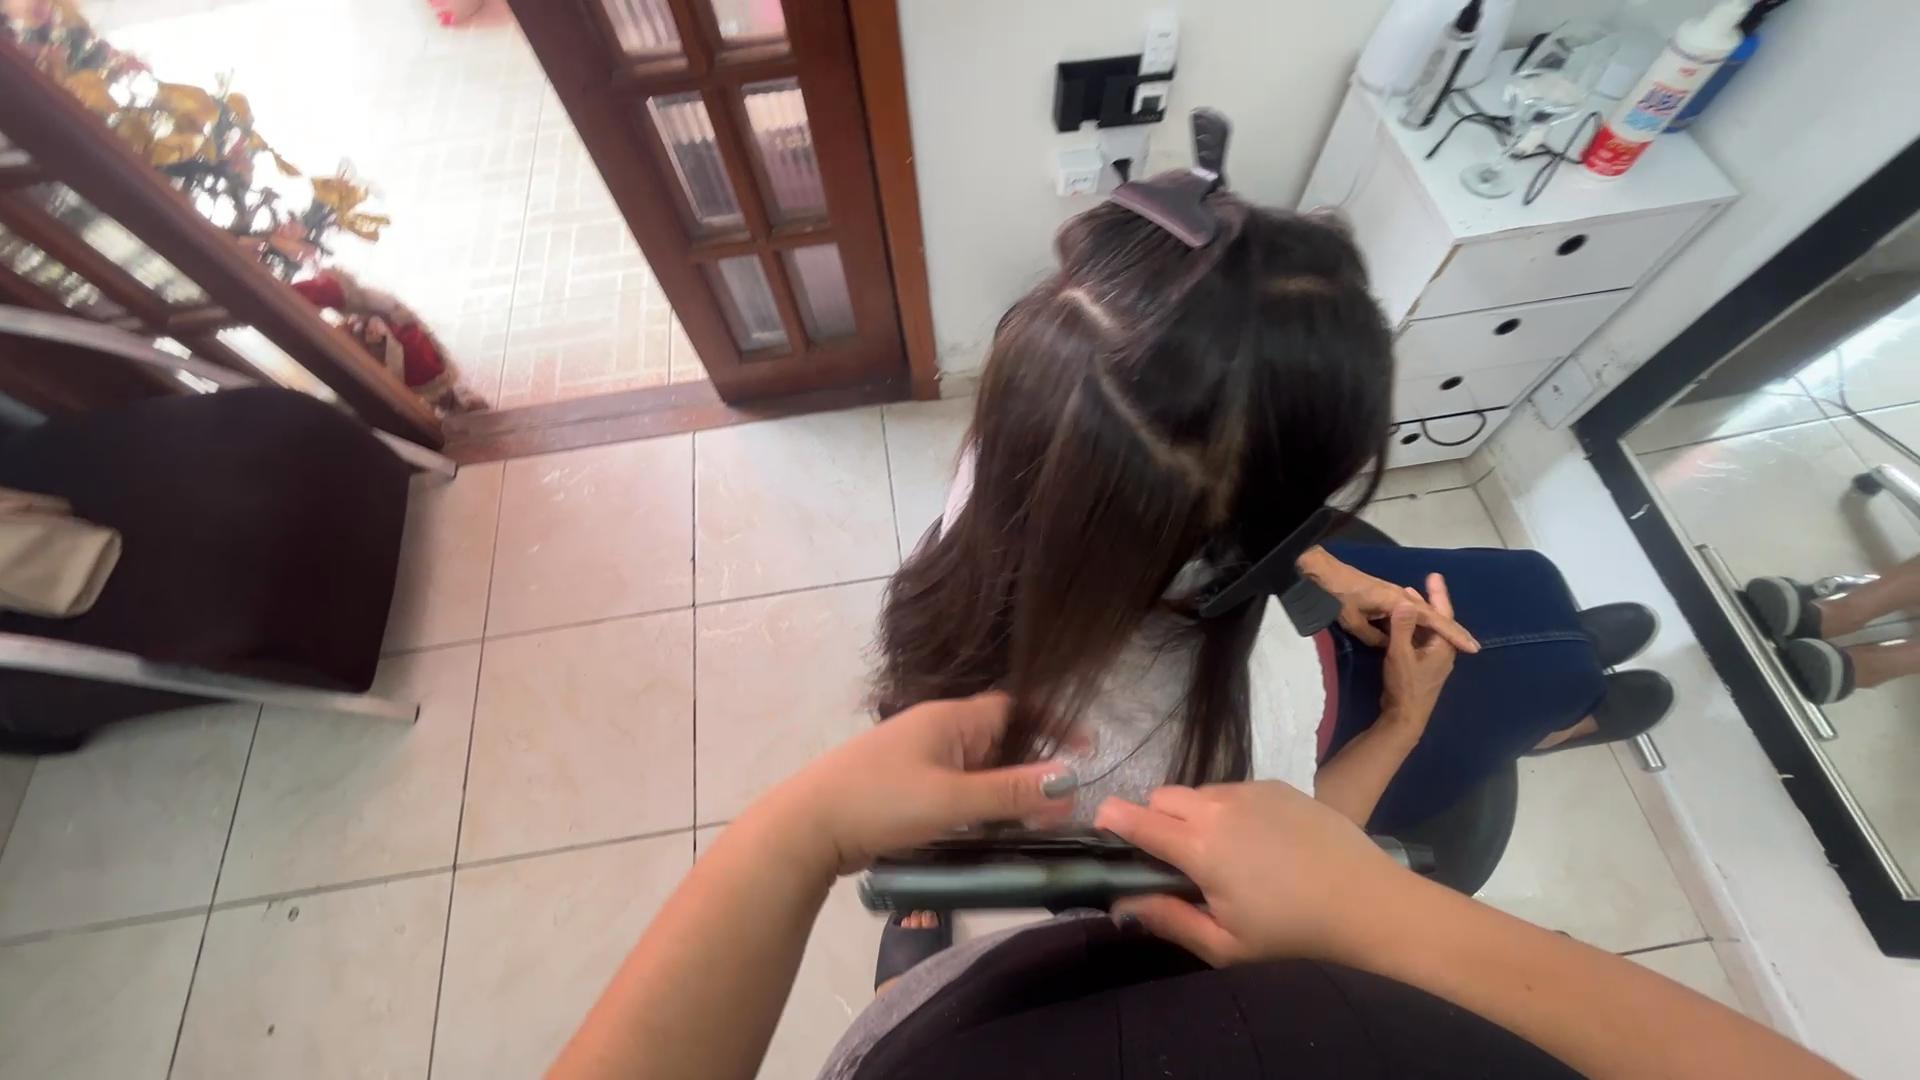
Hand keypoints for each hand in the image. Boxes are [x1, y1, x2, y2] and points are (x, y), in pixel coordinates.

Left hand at [762, 691, 1074, 875]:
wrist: (807, 826)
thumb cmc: (881, 801)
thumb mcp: (951, 799)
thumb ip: (1010, 791)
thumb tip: (1068, 779)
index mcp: (950, 718)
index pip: (1014, 708)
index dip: (1051, 724)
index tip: (1086, 748)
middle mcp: (937, 729)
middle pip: (998, 738)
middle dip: (1032, 767)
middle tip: (1061, 804)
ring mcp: (919, 757)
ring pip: (977, 766)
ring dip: (1005, 789)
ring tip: (1035, 822)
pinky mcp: (907, 785)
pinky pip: (956, 786)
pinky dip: (978, 803)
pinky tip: (989, 829)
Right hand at [1096, 782, 1411, 966]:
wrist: (1371, 903)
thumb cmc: (1294, 933)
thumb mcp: (1227, 945)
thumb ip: (1169, 920)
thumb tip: (1122, 904)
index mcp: (1199, 847)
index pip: (1135, 818)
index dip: (1111, 818)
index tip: (1103, 826)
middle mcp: (1216, 807)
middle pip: (1162, 797)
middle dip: (1157, 819)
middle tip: (1180, 857)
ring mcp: (1248, 790)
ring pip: (1199, 793)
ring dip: (1196, 815)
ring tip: (1229, 853)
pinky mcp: (1276, 784)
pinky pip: (1234, 790)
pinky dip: (1232, 810)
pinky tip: (1264, 842)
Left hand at [1306, 550, 1477, 652]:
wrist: (1327, 575)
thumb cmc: (1339, 597)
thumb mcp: (1354, 622)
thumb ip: (1375, 636)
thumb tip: (1391, 645)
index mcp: (1398, 602)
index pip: (1433, 620)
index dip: (1453, 634)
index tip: (1472, 648)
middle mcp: (1402, 596)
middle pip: (1433, 616)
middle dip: (1451, 631)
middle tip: (1471, 647)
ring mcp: (1395, 594)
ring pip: (1423, 613)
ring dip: (1437, 626)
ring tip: (1455, 642)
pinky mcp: (1387, 595)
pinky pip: (1411, 610)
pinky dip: (1420, 620)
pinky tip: (1423, 630)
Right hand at [1380, 574, 1457, 729]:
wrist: (1406, 716)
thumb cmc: (1405, 685)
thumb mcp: (1400, 654)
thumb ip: (1401, 629)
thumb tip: (1405, 603)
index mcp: (1442, 646)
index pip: (1443, 614)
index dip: (1438, 594)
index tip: (1434, 576)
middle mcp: (1443, 651)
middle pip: (1439, 621)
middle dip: (1430, 602)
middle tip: (1420, 583)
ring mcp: (1434, 659)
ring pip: (1429, 630)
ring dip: (1420, 614)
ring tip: (1408, 598)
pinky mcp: (1423, 665)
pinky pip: (1421, 638)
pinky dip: (1413, 626)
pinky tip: (1402, 623)